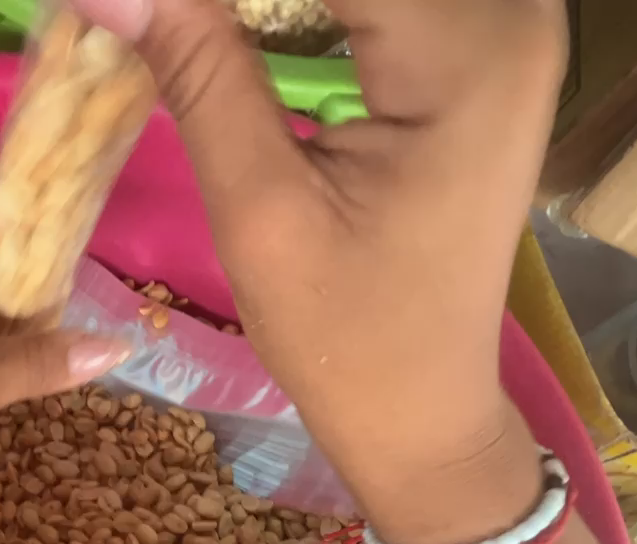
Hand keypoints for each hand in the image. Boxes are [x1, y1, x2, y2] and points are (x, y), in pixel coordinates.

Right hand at [72, 0, 566, 543]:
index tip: (127, 0)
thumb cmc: (343, 338)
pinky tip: (241, 31)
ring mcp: (500, 32)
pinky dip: (300, 10)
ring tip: (189, 33)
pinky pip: (378, 5)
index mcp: (469, 49)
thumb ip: (201, 78)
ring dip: (265, 3)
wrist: (419, 410)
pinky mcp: (475, 62)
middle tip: (155, 20)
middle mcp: (509, 11)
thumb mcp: (261, 212)